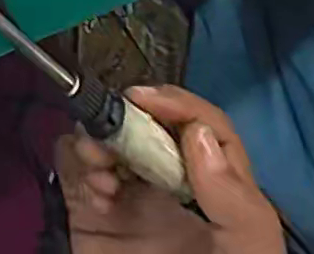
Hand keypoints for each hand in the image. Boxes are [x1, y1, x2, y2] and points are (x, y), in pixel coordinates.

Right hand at [55, 85, 283, 253]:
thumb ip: (241, 211)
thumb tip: (197, 136)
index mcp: (220, 197)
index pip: (206, 129)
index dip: (180, 106)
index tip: (148, 102)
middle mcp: (173, 186)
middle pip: (148, 123)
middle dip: (128, 116)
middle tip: (114, 130)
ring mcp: (128, 193)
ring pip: (106, 132)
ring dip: (97, 135)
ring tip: (100, 168)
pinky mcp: (87, 205)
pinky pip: (72, 159)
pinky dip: (76, 157)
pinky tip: (91, 186)